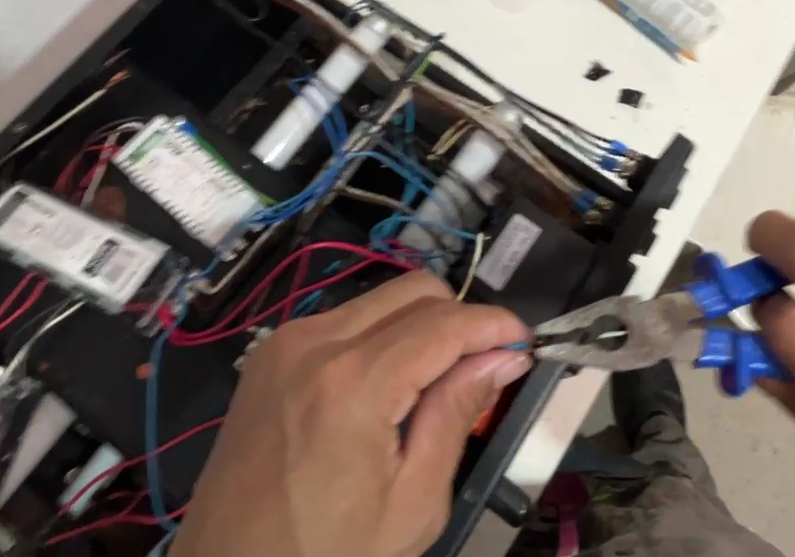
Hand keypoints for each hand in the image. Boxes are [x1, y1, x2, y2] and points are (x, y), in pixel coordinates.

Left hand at [171, 271, 532, 556]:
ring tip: (437, 379)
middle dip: (460, 316)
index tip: (525, 342)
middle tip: (484, 363)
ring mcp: (286, 341)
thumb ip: (456, 415)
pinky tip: (388, 384)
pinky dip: (381, 333)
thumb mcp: (411, 504)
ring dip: (421, 323)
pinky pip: (345, 318)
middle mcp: (316, 341)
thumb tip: (502, 358)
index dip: (493, 325)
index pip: (444, 323)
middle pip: (415, 290)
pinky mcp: (270, 352)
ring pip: (380, 298)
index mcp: (353, 382)